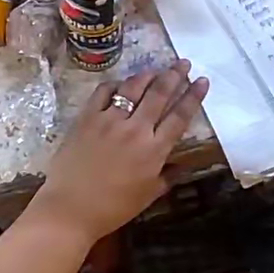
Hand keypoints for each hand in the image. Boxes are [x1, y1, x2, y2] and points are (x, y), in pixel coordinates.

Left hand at [27, 61, 209, 243]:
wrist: (70, 209)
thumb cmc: (112, 208)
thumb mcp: (147, 196)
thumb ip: (167, 177)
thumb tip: (183, 166)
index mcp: (154, 151)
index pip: (180, 116)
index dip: (193, 96)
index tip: (202, 80)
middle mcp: (135, 130)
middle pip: (159, 94)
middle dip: (174, 75)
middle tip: (183, 63)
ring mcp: (109, 120)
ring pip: (133, 88)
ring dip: (147, 75)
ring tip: (155, 69)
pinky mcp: (87, 117)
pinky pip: (103, 91)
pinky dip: (115, 84)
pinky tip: (120, 84)